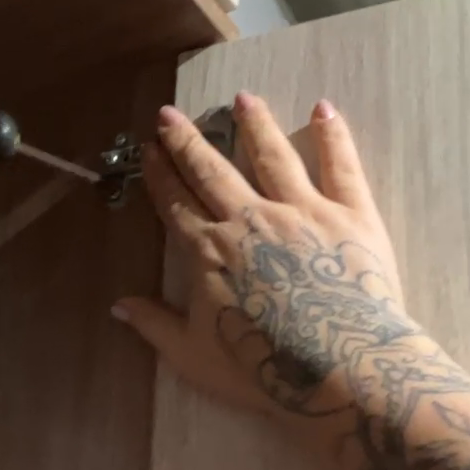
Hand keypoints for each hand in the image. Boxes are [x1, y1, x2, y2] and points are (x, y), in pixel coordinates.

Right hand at [115, 93, 426, 418]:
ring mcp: (302, 211)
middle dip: (188, 141)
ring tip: (243, 98)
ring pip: (273, 157)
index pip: (176, 204)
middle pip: (213, 171)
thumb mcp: (191, 356)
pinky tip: (323, 110)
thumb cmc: (259, 370)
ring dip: (254, 125)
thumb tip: (118, 305)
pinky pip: (341, 166)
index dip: (160, 176)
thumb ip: (154, 325)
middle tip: (171, 114)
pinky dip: (332, 136)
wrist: (340, 370)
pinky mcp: (351, 214)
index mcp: (209, 251)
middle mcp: (249, 219)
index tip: (149, 151)